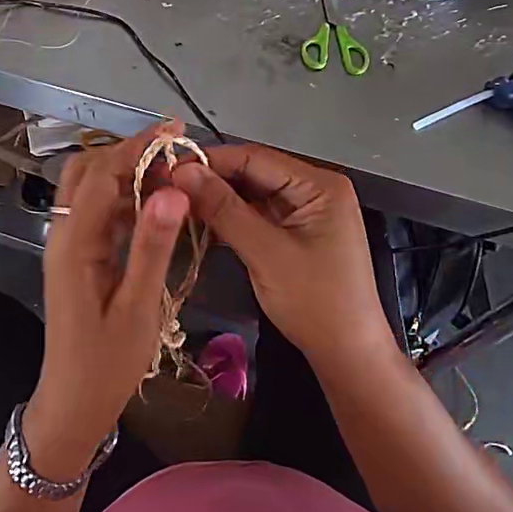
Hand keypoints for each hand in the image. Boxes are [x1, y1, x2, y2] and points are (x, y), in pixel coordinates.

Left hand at [27, 124, 190, 479]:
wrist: (72, 405)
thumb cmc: (106, 363)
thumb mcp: (138, 306)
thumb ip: (153, 246)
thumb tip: (172, 191)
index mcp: (74, 243)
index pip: (102, 175)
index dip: (137, 147)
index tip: (174, 131)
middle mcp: (64, 235)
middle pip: (87, 172)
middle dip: (128, 152)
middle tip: (174, 151)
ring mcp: (68, 246)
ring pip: (91, 190)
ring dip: (126, 173)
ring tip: (170, 172)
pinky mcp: (78, 258)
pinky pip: (98, 214)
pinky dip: (124, 199)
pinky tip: (155, 205)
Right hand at [171, 144, 397, 367]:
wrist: (348, 354)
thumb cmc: (316, 302)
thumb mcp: (266, 252)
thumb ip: (224, 209)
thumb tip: (183, 171)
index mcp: (319, 184)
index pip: (255, 158)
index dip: (209, 161)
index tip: (167, 169)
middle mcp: (313, 188)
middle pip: (252, 173)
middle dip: (210, 180)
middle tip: (164, 188)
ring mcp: (304, 211)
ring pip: (250, 194)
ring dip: (216, 200)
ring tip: (173, 204)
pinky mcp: (294, 232)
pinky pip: (255, 215)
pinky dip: (229, 219)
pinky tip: (198, 221)